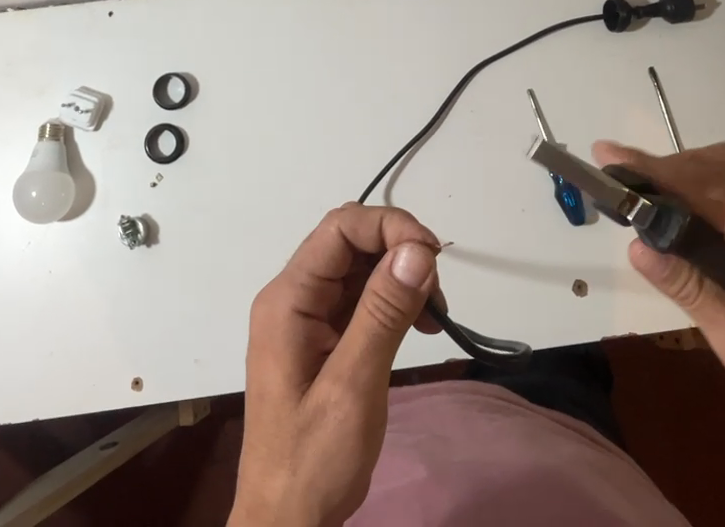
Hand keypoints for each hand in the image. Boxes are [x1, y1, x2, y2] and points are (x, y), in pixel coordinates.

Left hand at [229, 204, 442, 526]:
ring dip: (400, 276)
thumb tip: (417, 250)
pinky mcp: (321, 336)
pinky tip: (420, 323)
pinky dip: (393, 300)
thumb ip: (382, 314)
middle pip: (348, 241)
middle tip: (437, 290)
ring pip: (358, 267)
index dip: (388, 227)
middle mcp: (293, 297)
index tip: (433, 256)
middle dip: (398, 250)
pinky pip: (359, 297)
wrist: (287, 519)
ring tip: (433, 312)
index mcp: (287, 299)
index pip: (338, 229)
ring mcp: (306, 316)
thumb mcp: (352, 386)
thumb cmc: (313, 459)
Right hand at [598, 142, 724, 524]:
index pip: (702, 188)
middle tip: (624, 177)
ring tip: (661, 186)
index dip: (650, 166)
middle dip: (666, 164)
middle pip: (720, 167)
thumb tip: (638, 247)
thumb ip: (693, 292)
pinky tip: (714, 191)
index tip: (608, 152)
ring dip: (698, 164)